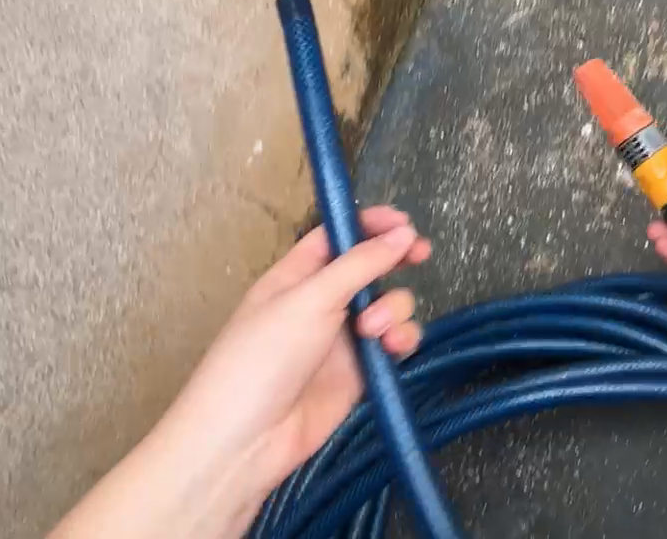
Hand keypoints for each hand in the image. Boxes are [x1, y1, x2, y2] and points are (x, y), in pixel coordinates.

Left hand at [51, 206, 431, 538]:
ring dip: (392, 309)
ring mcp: (344, 335)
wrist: (245, 444)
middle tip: (420, 254)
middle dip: (397, 259)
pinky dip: (401, 338)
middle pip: (372, 266)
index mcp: (298, 277)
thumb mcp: (310, 299)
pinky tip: (393, 347)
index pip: (339, 237)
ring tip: (374, 330)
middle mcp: (323, 301)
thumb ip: (362, 263)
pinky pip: (395, 340)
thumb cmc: (261, 360)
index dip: (371, 225)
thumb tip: (404, 232)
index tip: (403, 222)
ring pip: (389, 303)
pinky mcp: (362, 367)